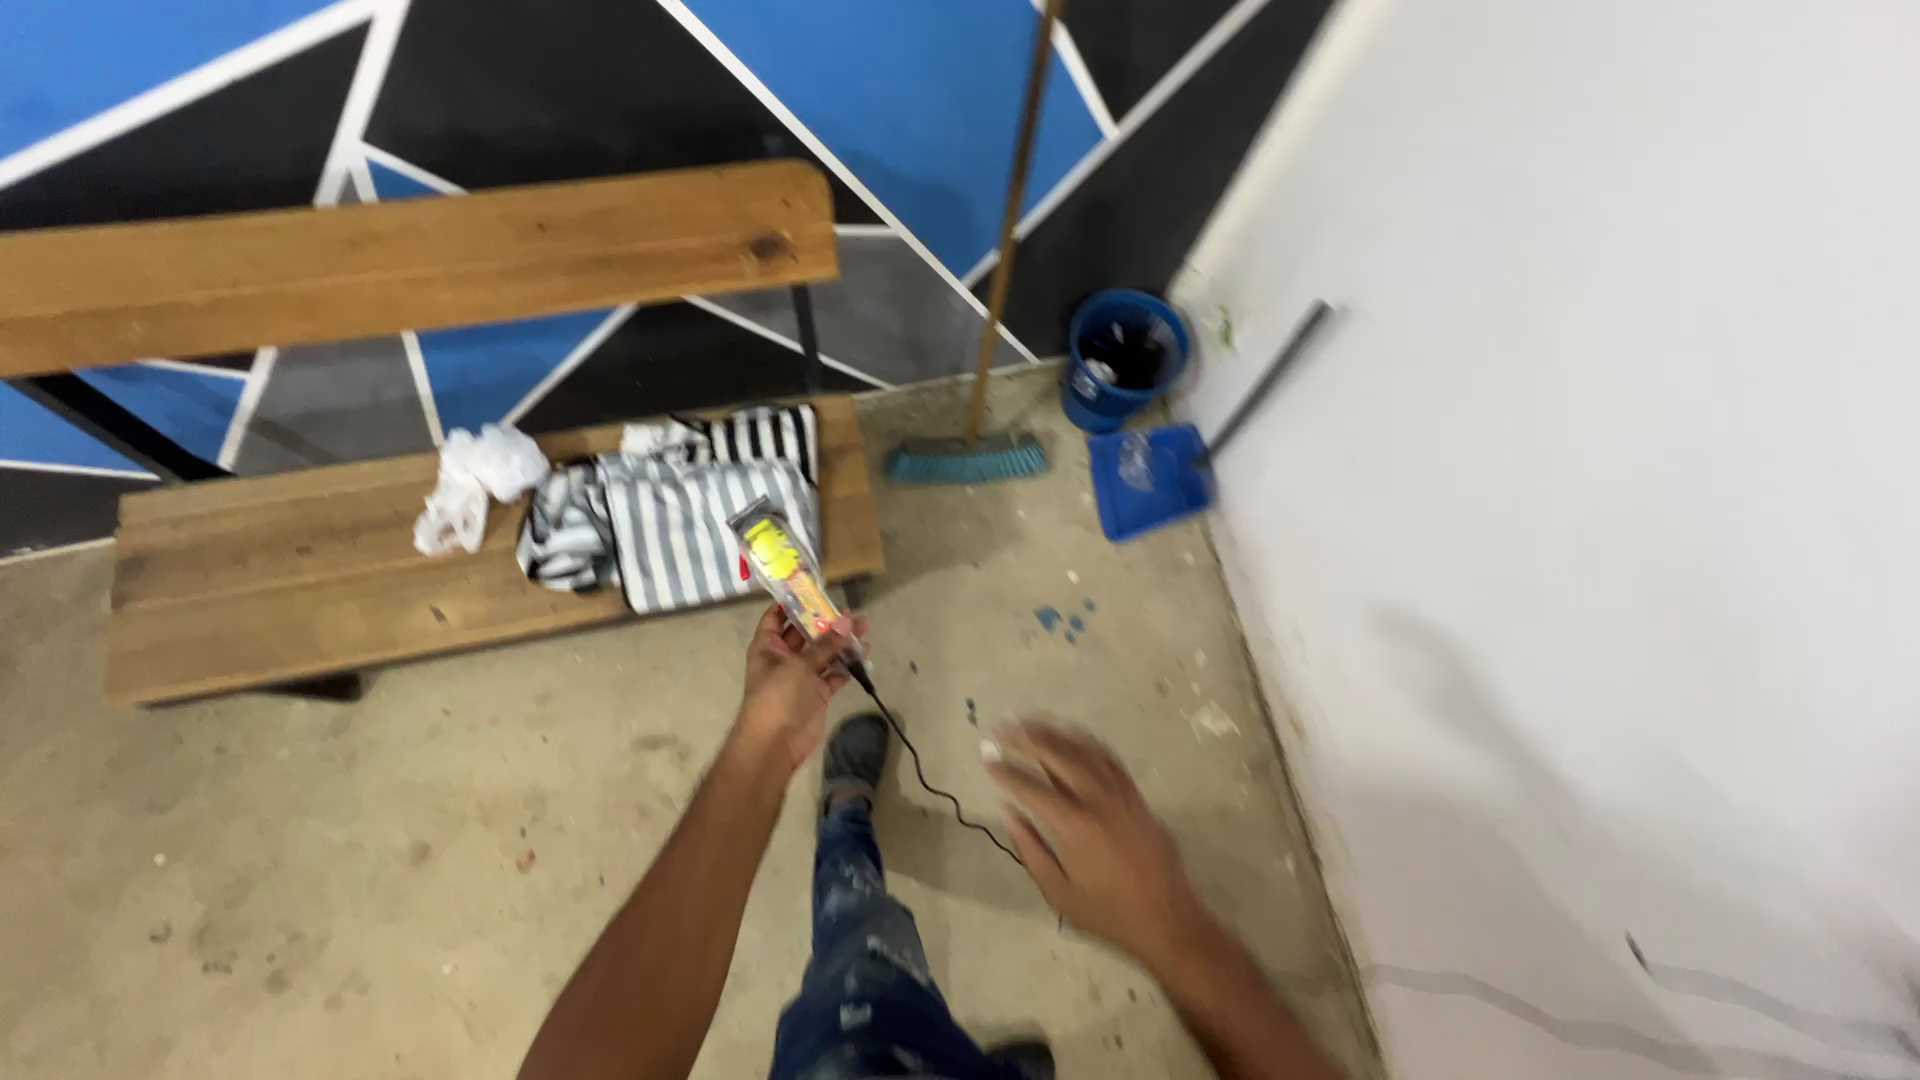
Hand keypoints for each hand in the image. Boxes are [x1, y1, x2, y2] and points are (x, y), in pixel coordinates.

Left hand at [731, 604, 868, 775]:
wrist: (775, 744)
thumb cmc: (777, 697)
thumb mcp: (799, 665)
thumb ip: (825, 644)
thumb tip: (848, 619)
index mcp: (768, 646)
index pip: (777, 617)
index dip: (792, 603)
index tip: (813, 590)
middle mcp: (784, 658)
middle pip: (807, 633)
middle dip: (827, 622)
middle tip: (851, 611)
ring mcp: (802, 676)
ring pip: (825, 653)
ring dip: (842, 643)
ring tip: (865, 629)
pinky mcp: (817, 693)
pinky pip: (834, 674)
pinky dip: (847, 666)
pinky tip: (862, 656)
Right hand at [987, 719, 1213, 970]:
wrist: (1168, 919)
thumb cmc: (1109, 913)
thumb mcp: (1059, 893)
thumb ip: (1030, 849)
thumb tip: (1008, 812)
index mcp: (1075, 825)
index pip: (1031, 787)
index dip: (1005, 771)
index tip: (986, 757)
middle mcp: (1098, 799)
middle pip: (1057, 755)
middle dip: (1025, 738)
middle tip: (1001, 728)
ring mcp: (1120, 792)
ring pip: (1083, 748)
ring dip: (1053, 731)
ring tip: (1028, 721)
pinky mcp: (1135, 793)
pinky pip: (1107, 756)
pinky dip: (1084, 741)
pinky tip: (1069, 736)